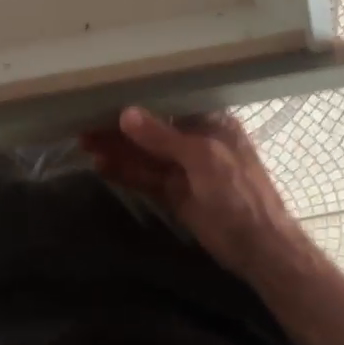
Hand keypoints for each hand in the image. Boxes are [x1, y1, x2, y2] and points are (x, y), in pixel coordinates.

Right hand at [80, 108, 304, 279]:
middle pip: (152, 130)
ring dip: (117, 149)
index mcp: (211, 122)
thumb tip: (126, 114)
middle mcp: (196, 141)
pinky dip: (125, 172)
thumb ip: (162, 137)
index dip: (139, 101)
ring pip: (145, 155)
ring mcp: (184, 169)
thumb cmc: (239, 193)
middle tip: (85, 122)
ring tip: (83, 141)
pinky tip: (100, 165)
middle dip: (120, 127)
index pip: (169, 104)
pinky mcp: (175, 194)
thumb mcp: (202, 158)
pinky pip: (146, 178)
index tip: (108, 95)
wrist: (260, 249)